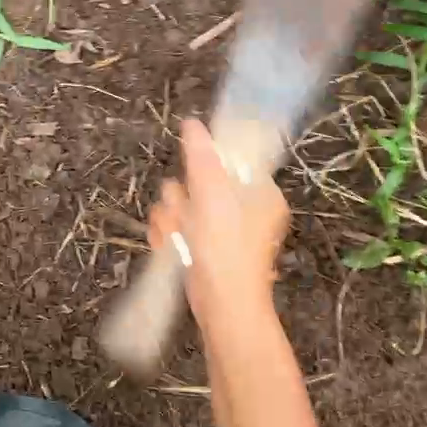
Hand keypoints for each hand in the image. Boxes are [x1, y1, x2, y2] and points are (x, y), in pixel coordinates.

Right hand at [146, 118, 290, 325]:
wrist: (223, 303)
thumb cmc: (225, 247)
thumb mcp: (213, 193)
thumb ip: (201, 156)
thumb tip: (192, 123)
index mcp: (261, 193)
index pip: (229, 163)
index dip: (204, 169)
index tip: (193, 180)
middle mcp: (245, 210)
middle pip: (198, 184)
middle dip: (179, 199)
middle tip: (181, 214)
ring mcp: (224, 232)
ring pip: (182, 207)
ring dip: (170, 218)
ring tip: (173, 235)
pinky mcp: (205, 250)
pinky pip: (179, 229)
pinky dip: (169, 235)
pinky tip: (166, 244)